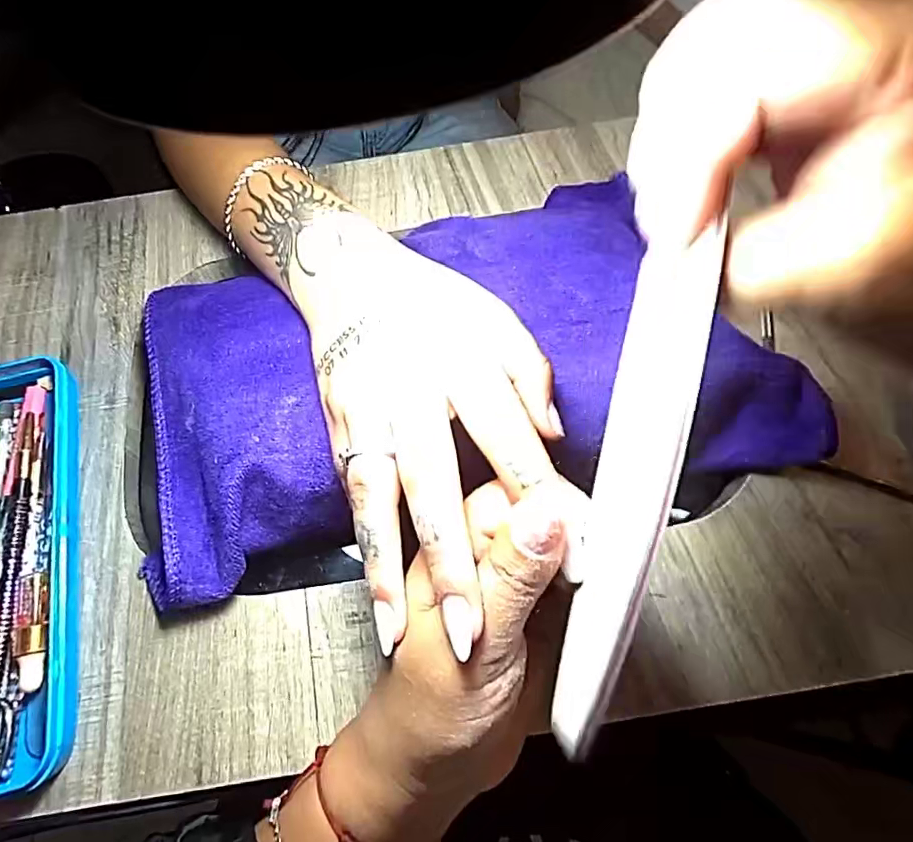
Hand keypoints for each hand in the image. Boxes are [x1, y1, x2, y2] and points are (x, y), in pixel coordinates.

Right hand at [293, 221, 588, 662]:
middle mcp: (406, 394)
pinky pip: (351, 491)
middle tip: (476, 631)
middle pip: (434, 486)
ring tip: (399, 632)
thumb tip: (548, 435)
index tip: (575, 559)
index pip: (509, 446)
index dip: (543, 505)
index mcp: (459, 364)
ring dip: (388, 568)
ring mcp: (364, 412)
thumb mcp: (493, 318)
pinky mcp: (337, 427)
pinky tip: (369, 584)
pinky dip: (359, 541)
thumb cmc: (429, 299)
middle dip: (454, 563)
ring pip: (377, 500)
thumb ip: (527, 375)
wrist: (349, 280)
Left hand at [316, 480, 572, 841]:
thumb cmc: (428, 706)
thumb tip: (543, 514)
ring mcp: (500, 581)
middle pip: (531, 512)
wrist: (431, 764)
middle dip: (570, 531)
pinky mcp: (526, 610)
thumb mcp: (479, 643)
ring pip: (551, 544)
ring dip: (579, 560)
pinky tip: (591, 605)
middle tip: (593, 568)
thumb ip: (512, 577)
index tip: (581, 541)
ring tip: (593, 588)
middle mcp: (470, 554)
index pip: (502, 494)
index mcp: (442, 546)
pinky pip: (562, 582)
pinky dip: (584, 590)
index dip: (547, 507)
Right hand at [627, 0, 912, 362]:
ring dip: (669, 126)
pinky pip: (707, 71)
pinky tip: (691, 172)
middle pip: (721, 32)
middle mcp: (878, 26)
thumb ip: (729, 249)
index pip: (760, 51)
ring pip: (701, 47)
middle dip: (674, 126)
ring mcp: (836, 42)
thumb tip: (658, 236)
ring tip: (678, 195)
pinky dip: (680, 124)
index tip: (680, 222)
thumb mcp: (830, 272)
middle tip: (670, 206)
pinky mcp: (800, 70)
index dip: (698, 135)